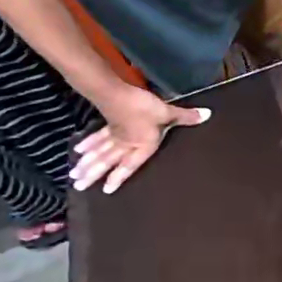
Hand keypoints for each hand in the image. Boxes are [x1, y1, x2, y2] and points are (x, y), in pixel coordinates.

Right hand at [70, 88, 209, 193]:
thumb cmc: (142, 107)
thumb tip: (207, 115)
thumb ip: (186, 117)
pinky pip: (97, 137)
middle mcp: (124, 144)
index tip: (106, 189)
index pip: (129, 165)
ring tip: (74, 174)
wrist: (116, 91)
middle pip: (106, 161)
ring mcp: (114, 134)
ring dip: (87, 163)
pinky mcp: (108, 123)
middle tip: (78, 184)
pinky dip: (88, 144)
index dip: (118, 177)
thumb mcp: (166, 112)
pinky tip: (79, 150)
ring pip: (98, 152)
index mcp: (140, 146)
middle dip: (93, 173)